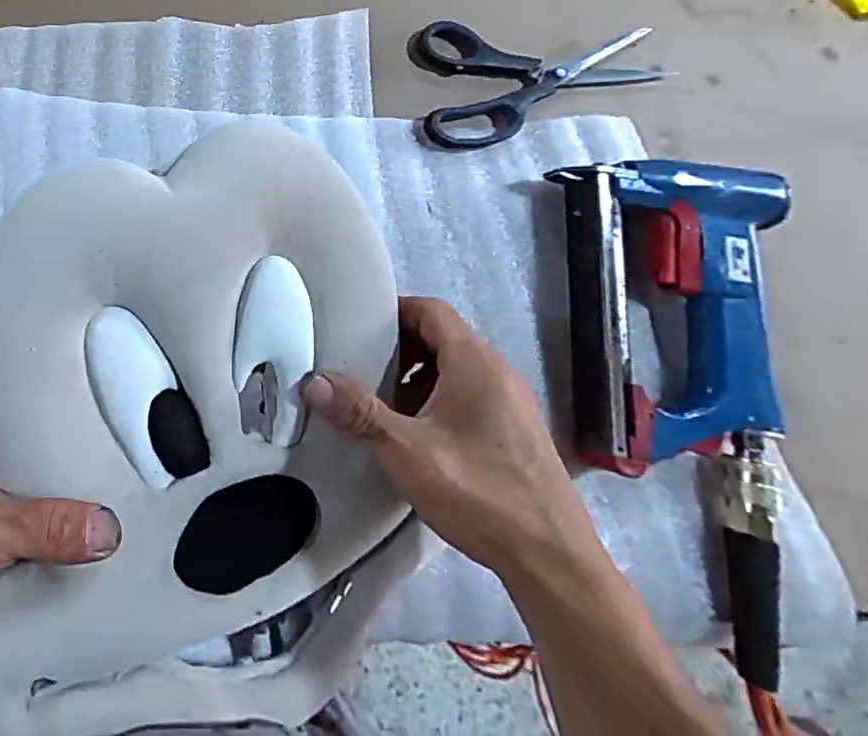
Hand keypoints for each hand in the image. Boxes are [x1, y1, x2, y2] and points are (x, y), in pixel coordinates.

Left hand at [0, 431, 120, 670]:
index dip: (90, 426)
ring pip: (58, 511)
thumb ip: (42, 526)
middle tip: (141, 480)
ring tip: (129, 515)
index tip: (133, 434)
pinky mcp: (3, 555)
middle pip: (62, 469)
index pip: (52, 421)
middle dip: (94, 479)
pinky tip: (96, 556)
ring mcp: (2, 515)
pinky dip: (69, 554)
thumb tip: (105, 527)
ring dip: (82, 521)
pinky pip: (49, 548)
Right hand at [301, 296, 603, 578]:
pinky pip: (471, 395)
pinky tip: (421, 437)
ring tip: (386, 406)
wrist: (552, 557)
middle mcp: (498, 372)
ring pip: (457, 369)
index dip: (394, 311)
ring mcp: (512, 402)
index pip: (431, 310)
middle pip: (443, 337)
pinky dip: (440, 400)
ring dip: (419, 378)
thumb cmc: (479, 492)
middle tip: (364, 371)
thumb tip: (315, 381)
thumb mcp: (408, 452)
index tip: (359, 330)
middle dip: (400, 349)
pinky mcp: (517, 431)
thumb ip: (360, 413)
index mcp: (475, 362)